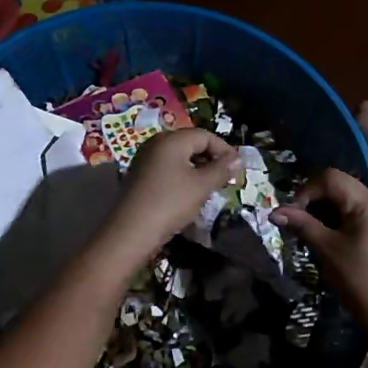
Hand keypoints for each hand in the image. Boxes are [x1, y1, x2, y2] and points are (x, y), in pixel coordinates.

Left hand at [101, 128, 240, 252]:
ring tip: (210, 186)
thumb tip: (236, 159)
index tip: (237, 168)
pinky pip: (167, 167)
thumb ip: (221, 169)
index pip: (205, 135)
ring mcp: (145, 159)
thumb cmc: (170, 203)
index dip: (224, 149)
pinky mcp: (139, 175)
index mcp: (171, 140)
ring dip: (197, 167)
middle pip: (191, 143)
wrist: (131, 231)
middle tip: (225, 177)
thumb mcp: (201, 186)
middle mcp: (156, 143)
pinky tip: (189, 192)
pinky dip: (182, 175)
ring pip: (179, 156)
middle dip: (211, 158)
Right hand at [271, 169, 367, 334]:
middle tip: (296, 219)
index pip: (330, 178)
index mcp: (365, 203)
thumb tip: (274, 212)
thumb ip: (302, 225)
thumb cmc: (358, 278)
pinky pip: (349, 212)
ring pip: (342, 199)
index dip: (307, 190)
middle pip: (337, 185)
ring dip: (321, 209)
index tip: (293, 212)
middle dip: (312, 198)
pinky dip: (332, 218)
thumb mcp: (327, 249)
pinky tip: (321, 235)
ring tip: (306, 228)